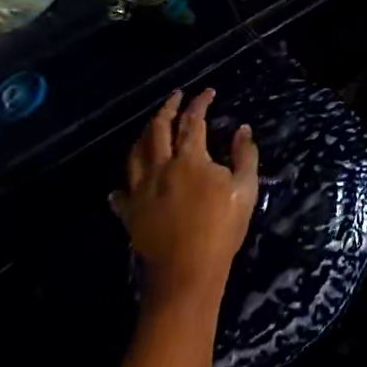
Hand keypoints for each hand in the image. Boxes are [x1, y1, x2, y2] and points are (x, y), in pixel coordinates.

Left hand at [114, 88, 258, 300]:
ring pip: (135, 153)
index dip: (200, 102)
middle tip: (176, 97)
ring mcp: (140, 191)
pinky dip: (124, 181)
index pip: (192, 121)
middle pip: (157, 129)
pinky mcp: (130, 214)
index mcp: (189, 159)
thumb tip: (242, 129)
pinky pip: (121, 192)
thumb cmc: (221, 229)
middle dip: (167, 108)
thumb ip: (245, 155)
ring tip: (153, 126)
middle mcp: (160, 168)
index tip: (208, 92)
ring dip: (144, 134)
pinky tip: (124, 182)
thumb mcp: (245, 189)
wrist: (186, 274)